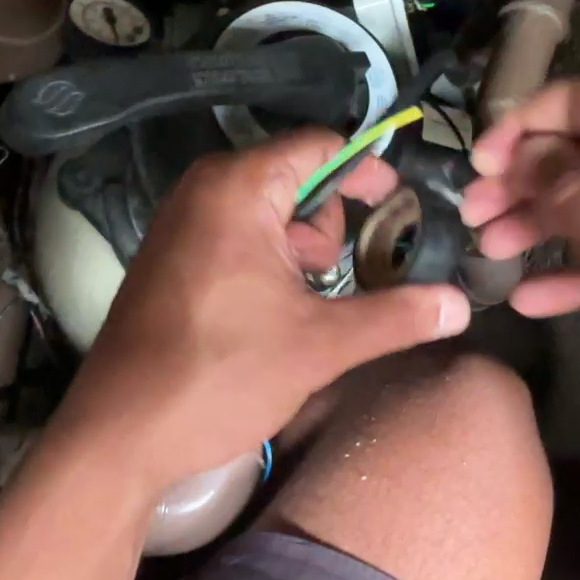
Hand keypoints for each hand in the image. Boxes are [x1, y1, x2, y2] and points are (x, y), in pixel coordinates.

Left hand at [53, 131, 472, 491]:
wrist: (119, 433)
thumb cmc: (220, 375)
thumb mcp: (320, 344)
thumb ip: (396, 316)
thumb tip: (461, 306)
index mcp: (238, 187)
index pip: (320, 146)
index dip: (366, 169)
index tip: (398, 201)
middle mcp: (204, 188)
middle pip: (294, 176)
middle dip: (327, 222)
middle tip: (334, 279)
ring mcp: (180, 220)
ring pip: (266, 208)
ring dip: (299, 248)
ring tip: (302, 305)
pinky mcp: (170, 254)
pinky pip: (235, 232)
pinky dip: (267, 258)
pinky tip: (270, 311)